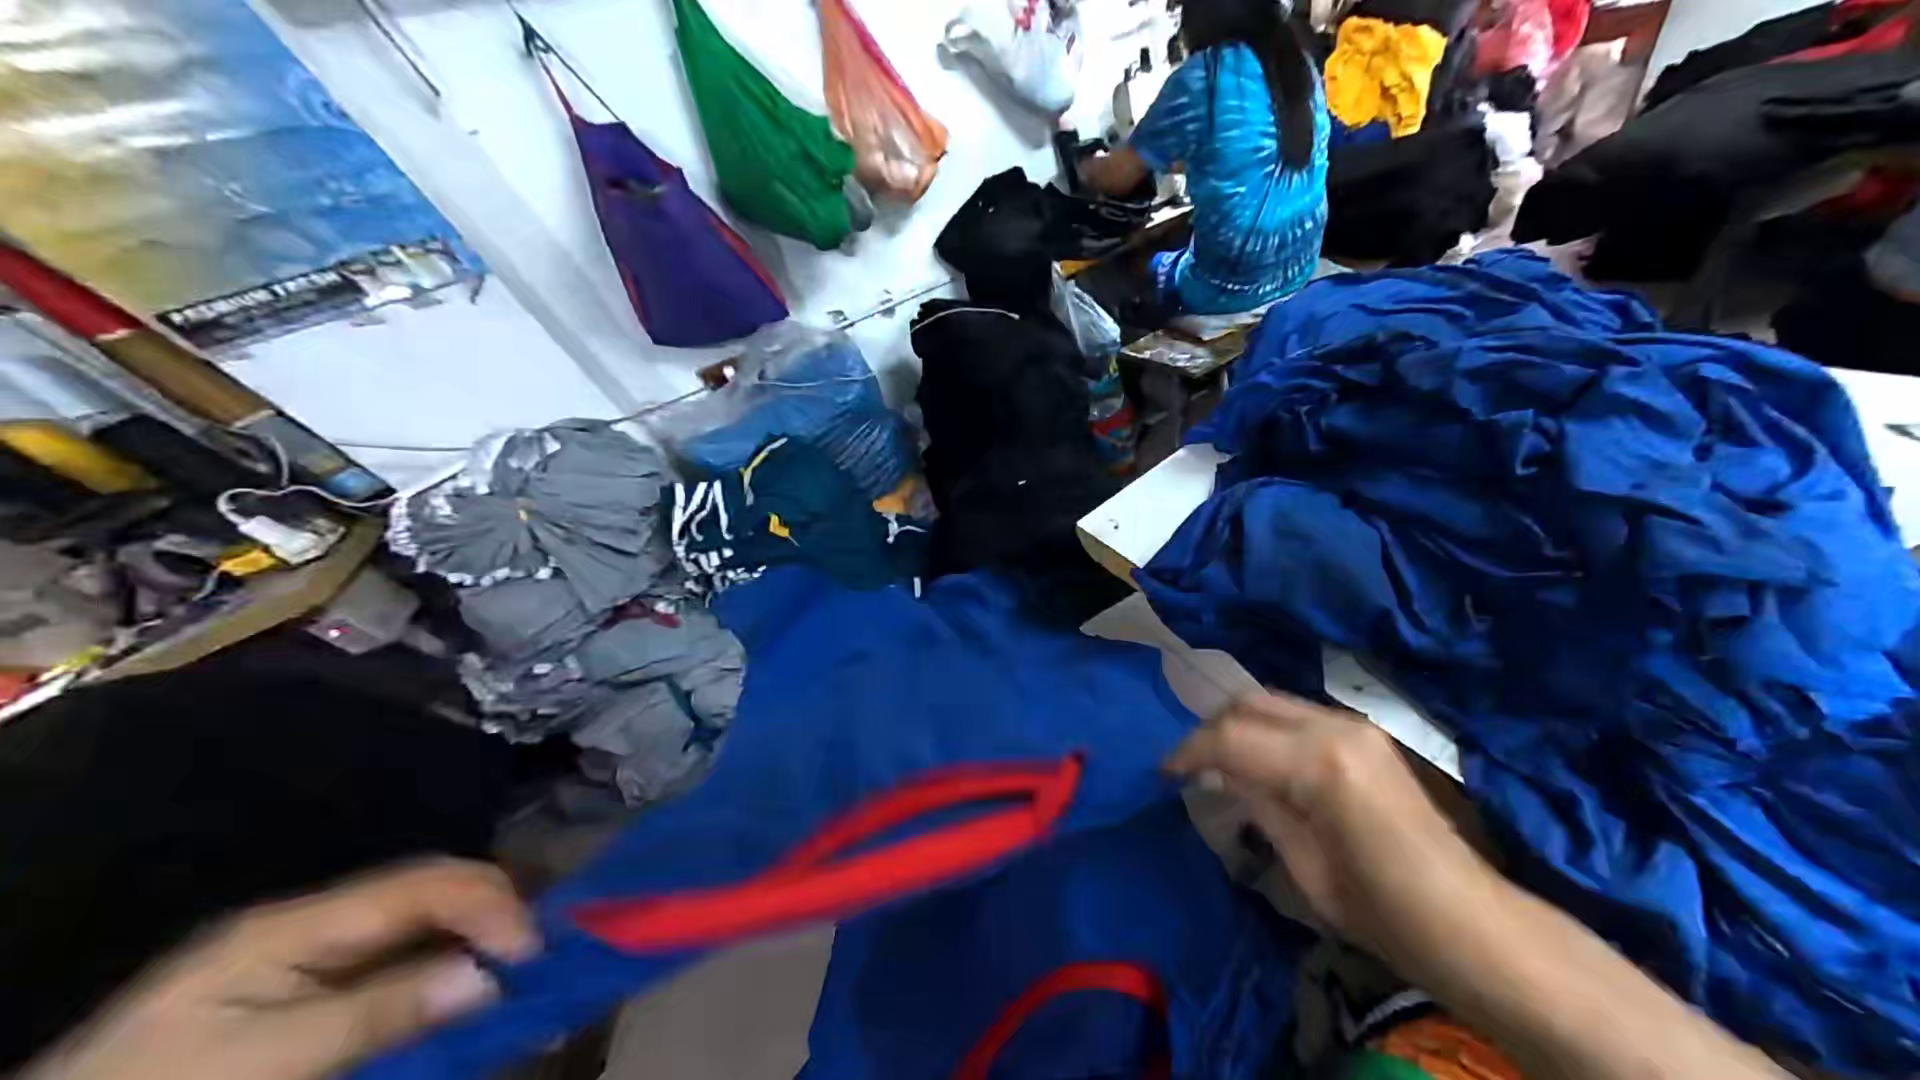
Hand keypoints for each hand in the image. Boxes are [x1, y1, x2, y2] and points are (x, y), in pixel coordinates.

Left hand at [26, 859, 539, 1079]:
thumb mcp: (256, 1061)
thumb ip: (372, 1013)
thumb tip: (485, 978)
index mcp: (298, 923)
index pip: (423, 884)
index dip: (490, 904)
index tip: (531, 953)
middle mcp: (318, 923)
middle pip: (432, 892)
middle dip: (494, 915)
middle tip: (538, 963)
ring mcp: (315, 954)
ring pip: (425, 922)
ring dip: (478, 942)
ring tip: (519, 976)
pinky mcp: (314, 989)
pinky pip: (401, 963)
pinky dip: (446, 972)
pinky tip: (468, 991)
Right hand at [1167, 693, 1497, 959]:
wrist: (1470, 923)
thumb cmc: (1381, 911)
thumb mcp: (1302, 866)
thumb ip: (1257, 804)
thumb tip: (1219, 775)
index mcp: (1319, 764)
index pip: (1230, 738)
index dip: (1188, 752)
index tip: (1164, 773)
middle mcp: (1336, 729)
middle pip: (1248, 704)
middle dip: (1209, 729)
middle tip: (1189, 764)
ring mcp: (1356, 727)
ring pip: (1271, 701)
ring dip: (1236, 724)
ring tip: (1217, 760)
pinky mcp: (1366, 735)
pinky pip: (1297, 714)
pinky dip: (1265, 727)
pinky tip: (1258, 759)